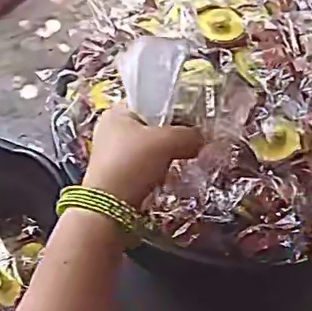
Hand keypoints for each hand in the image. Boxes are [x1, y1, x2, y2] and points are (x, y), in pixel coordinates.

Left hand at [83, 106, 203, 206]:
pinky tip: (164, 179)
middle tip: (187, 146)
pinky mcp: (115, 177)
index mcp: (116, 112)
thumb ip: (188, 135)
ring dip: (163, 158)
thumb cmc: (133, 163)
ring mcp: (110, 155)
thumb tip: (201, 140)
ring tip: (178, 163)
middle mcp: (110, 130)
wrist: (110, 207)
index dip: (171, 110)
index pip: (149, 102)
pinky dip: (154, 173)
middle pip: (149, 128)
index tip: (189, 124)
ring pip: (147, 151)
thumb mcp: (167, 142)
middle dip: (169, 138)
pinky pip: (142, 169)